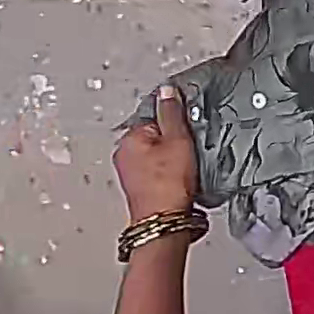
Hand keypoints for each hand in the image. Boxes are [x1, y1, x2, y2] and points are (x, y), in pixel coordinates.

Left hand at [115, 85, 198, 218]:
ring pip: (159, 153)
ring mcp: (132, 173)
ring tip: (186, 167)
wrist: (166, 222)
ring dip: (174, 157)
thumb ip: (172, 113)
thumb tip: (167, 91)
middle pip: (157, 134)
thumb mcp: (178, 140)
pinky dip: (171, 172)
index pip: (155, 114)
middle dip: (174, 139)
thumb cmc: (167, 186)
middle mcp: (124, 154)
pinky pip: (160, 170)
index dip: (177, 120)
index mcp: (129, 138)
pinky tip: (182, 179)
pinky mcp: (142, 187)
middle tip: (189, 148)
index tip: (189, 127)